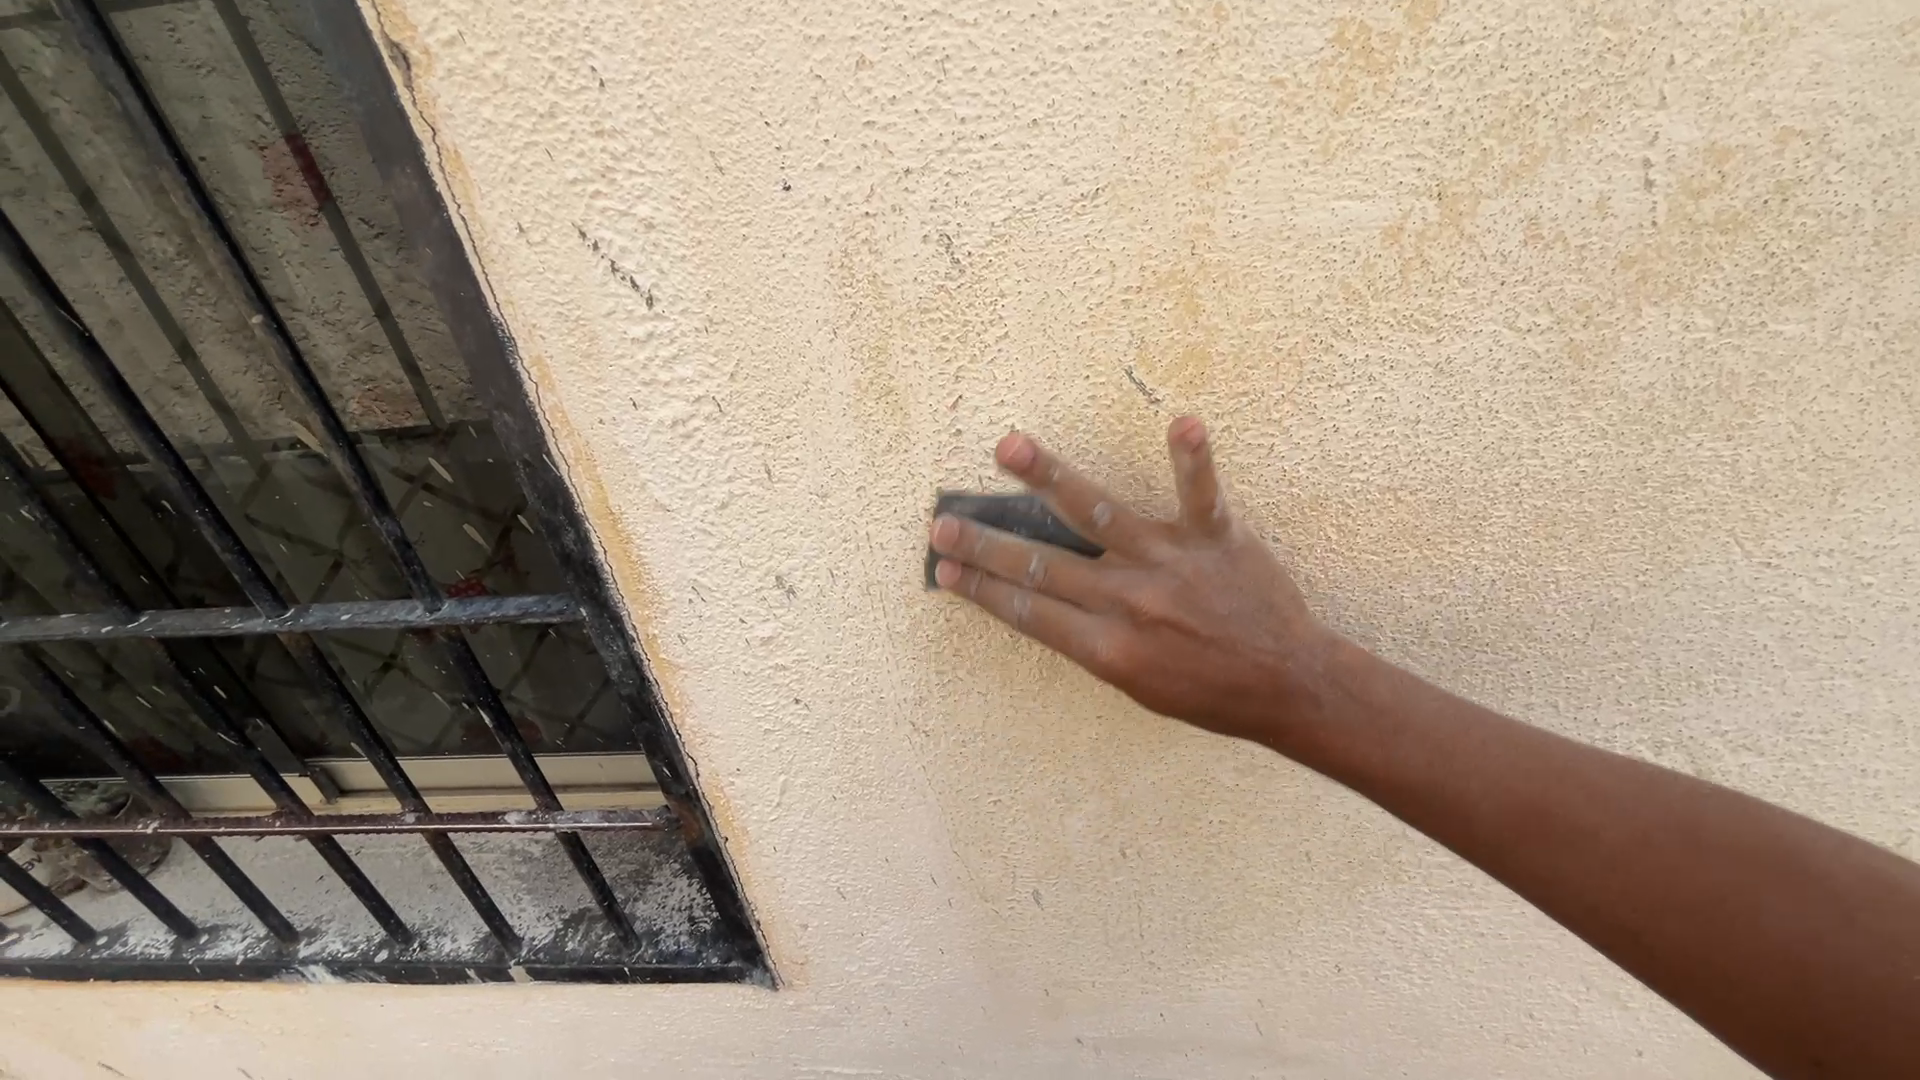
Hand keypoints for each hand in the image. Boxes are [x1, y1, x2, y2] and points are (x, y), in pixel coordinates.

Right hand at [930, 417, 1336, 743]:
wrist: (1289, 687)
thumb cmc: (1210, 693)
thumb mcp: (1137, 687)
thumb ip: (1092, 641)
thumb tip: (1051, 605)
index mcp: (1108, 647)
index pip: (1028, 612)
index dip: (980, 589)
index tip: (945, 568)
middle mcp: (1129, 601)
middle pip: (1042, 566)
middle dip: (985, 545)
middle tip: (943, 523)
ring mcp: (1170, 565)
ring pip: (1099, 514)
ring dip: (1051, 478)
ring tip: (1011, 447)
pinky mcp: (1214, 539)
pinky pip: (1201, 494)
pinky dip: (1192, 459)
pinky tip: (1182, 421)